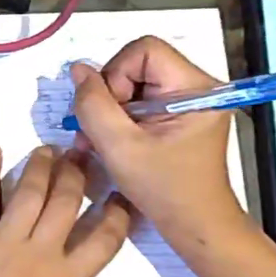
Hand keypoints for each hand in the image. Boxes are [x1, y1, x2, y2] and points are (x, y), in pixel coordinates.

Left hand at [0, 145, 138, 276]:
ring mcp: (4, 239)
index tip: (124, 196)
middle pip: (67, 202)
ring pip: (30, 192)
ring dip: (42, 165)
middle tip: (83, 153)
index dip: (119, 215)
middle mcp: (40, 251)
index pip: (104, 239)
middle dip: (79, 173)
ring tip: (50, 148)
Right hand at [70, 36, 247, 242]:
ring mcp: (188, 103)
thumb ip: (94, 105)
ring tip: (96, 141)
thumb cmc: (164, 190)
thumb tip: (78, 69)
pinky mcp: (179, 118)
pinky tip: (109, 143)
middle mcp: (197, 87)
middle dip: (109, 95)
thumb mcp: (120, 147)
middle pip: (137, 66)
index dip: (116, 73)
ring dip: (109, 110)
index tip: (109, 112)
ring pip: (134, 84)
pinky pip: (141, 102)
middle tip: (94, 131)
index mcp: (195, 88)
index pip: (145, 50)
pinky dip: (120, 119)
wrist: (196, 226)